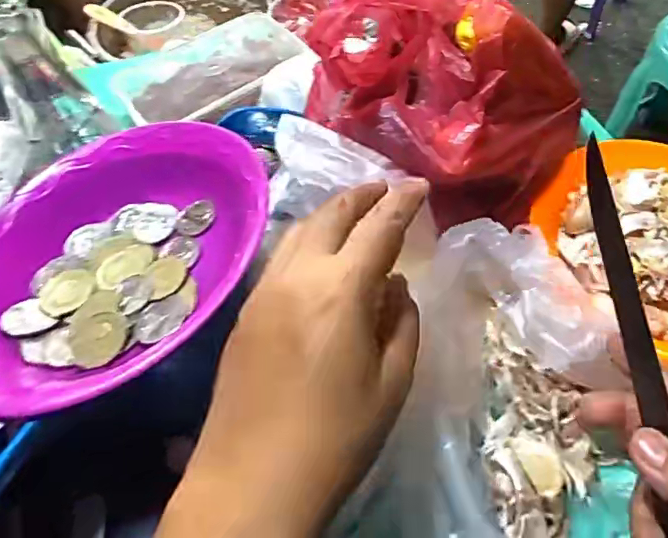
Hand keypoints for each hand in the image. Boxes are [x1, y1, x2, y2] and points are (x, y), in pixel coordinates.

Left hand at [160, 180, 427, 537]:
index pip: (379, 227)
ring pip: (302, 228)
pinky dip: (308, 236)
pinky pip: (283, 253)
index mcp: (340, 291)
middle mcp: (299, 275)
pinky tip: (319, 250)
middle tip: (385, 188)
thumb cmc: (334, 439)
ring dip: (332, 211)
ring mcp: (266, 287)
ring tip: (354, 210)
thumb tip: (395, 286)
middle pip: (333, 214)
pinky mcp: (247, 307)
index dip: (402, 202)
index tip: (419, 185)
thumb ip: (402, 324)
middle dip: (363, 195)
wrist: (250, 482)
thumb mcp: (390, 386)